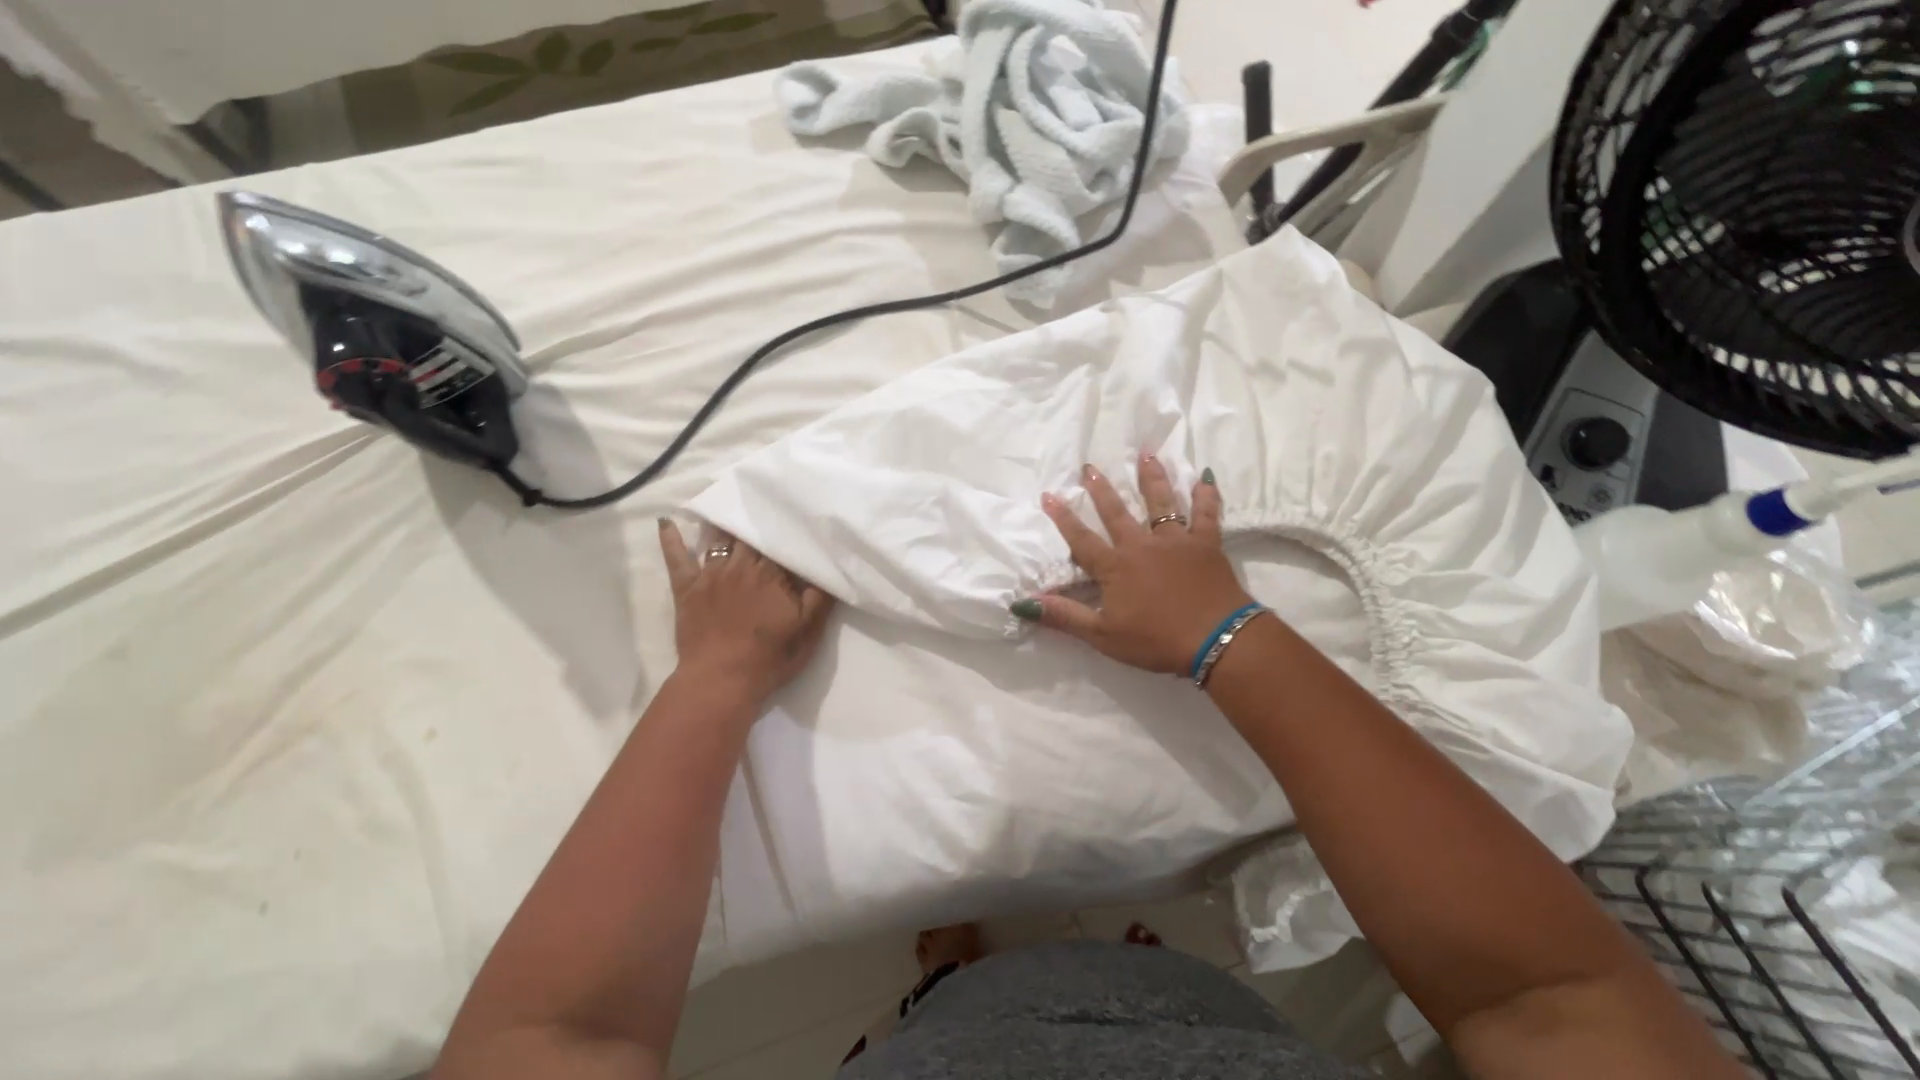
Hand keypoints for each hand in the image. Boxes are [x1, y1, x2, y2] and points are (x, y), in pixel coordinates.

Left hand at [658, 520, 833, 703]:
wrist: (721, 680)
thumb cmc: (769, 657)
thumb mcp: (809, 630)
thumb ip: (820, 596)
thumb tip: (826, 565)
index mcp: (771, 573)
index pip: (780, 544)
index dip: (785, 532)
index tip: (791, 518)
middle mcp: (741, 566)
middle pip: (749, 537)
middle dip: (755, 522)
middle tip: (759, 504)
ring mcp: (711, 574)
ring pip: (719, 540)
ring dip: (724, 524)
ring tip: (727, 505)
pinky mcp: (686, 588)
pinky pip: (677, 558)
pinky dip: (671, 539)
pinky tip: (667, 522)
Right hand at [1013, 455, 1254, 675]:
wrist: (1216, 639)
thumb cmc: (1156, 640)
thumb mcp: (1103, 635)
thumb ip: (1065, 616)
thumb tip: (1025, 603)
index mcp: (1115, 568)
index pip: (1082, 540)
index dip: (1064, 519)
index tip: (1049, 495)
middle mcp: (1142, 546)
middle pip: (1117, 513)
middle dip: (1101, 490)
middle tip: (1090, 467)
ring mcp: (1176, 542)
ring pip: (1161, 504)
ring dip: (1152, 479)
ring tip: (1146, 456)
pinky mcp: (1207, 545)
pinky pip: (1207, 514)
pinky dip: (1206, 496)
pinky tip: (1205, 477)